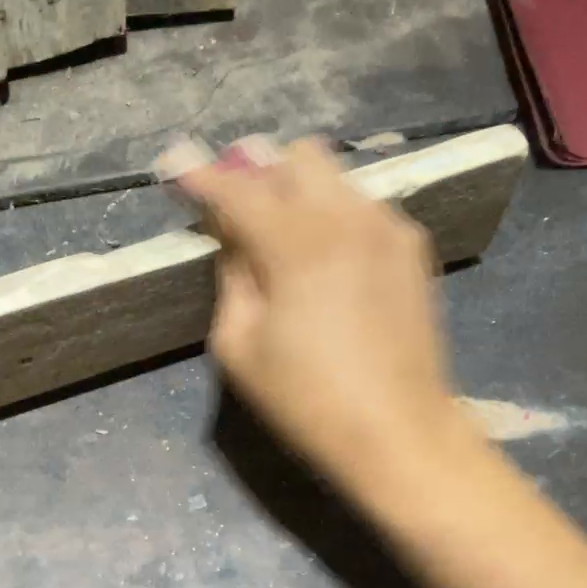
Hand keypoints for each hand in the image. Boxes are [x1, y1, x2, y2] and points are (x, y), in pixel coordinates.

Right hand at [174, 136, 478, 492]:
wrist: (399, 431)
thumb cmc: (306, 401)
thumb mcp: (239, 348)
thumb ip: (232, 277)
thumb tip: (232, 236)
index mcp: (297, 246)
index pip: (239, 190)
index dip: (201, 175)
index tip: (174, 162)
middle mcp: (347, 218)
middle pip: (297, 157)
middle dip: (260, 171)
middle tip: (238, 206)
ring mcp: (387, 227)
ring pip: (335, 176)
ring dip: (299, 192)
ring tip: (284, 239)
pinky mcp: (412, 246)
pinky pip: (362, 206)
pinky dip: (334, 216)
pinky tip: (327, 261)